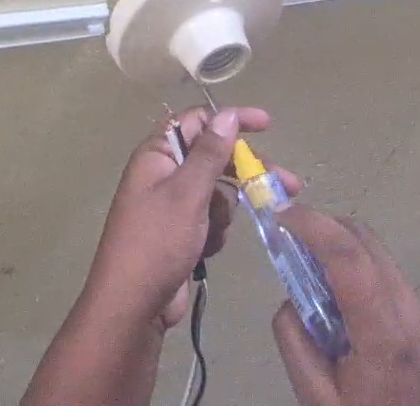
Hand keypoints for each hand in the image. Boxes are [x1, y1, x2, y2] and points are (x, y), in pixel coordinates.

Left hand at [83, 105, 301, 329]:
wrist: (133, 305)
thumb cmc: (157, 240)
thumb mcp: (187, 193)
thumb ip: (210, 152)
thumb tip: (226, 114)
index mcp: (157, 153)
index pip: (198, 121)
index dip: (232, 119)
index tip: (267, 125)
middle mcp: (163, 172)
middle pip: (213, 157)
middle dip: (244, 172)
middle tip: (285, 184)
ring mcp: (171, 204)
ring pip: (216, 192)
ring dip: (224, 211)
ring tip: (214, 232)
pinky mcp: (180, 231)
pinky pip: (210, 218)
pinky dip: (214, 231)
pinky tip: (205, 250)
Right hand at [271, 207, 419, 405]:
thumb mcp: (314, 398)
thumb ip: (294, 338)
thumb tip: (292, 296)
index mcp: (386, 337)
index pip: (349, 257)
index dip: (312, 224)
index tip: (279, 214)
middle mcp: (414, 315)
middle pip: (365, 242)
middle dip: (323, 228)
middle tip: (288, 240)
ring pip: (378, 255)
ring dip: (341, 250)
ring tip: (312, 278)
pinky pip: (387, 277)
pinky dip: (359, 272)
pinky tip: (341, 305)